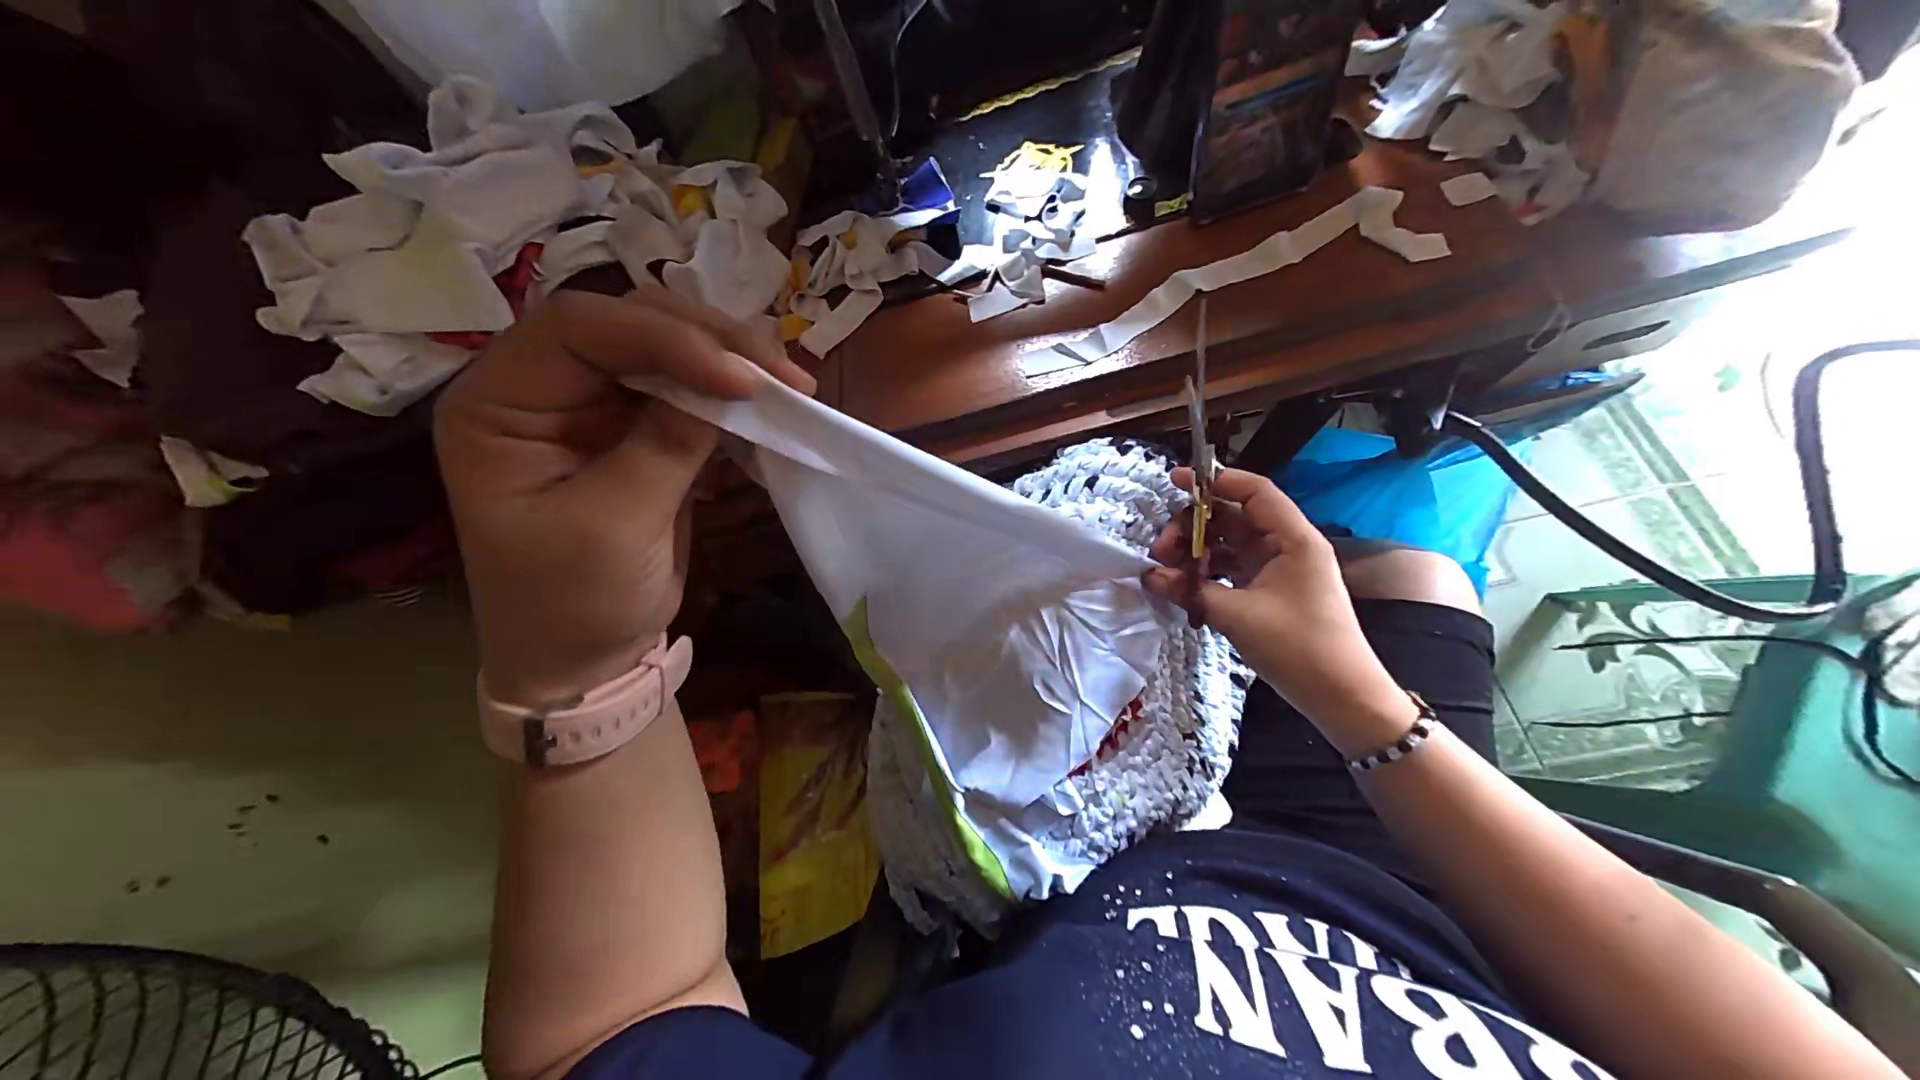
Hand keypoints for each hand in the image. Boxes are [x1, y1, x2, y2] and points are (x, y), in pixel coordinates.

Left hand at [434, 287, 814, 705]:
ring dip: (734, 364)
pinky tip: (774, 410)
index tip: (741, 380)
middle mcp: (545, 390)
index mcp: (500, 403)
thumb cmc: (572, 603)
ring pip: (671, 351)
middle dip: (711, 342)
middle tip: (784, 373)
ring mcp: (598, 409)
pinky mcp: (641, 433)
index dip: (664, 339)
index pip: (579, 330)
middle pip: (630, 326)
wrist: (587, 659)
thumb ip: (664, 446)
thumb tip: (728, 384)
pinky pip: (694, 395)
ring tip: (793, 387)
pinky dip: (736, 400)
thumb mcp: (613, 525)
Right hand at [1144, 467, 1408, 739]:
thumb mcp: (1237, 615)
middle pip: (1232, 517)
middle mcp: (1286, 546)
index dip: (1215, 481)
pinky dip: (1207, 572)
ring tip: (1168, 571)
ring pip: (1228, 544)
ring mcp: (1278, 569)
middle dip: (1192, 527)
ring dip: (1196, 552)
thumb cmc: (1299, 648)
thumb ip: (1190, 590)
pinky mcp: (1269, 590)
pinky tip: (1184, 585)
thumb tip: (1149, 575)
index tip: (1175, 480)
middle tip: (1161, 549)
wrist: (1341, 696)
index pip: (1254, 492)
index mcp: (1293, 539)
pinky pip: (1232, 568)